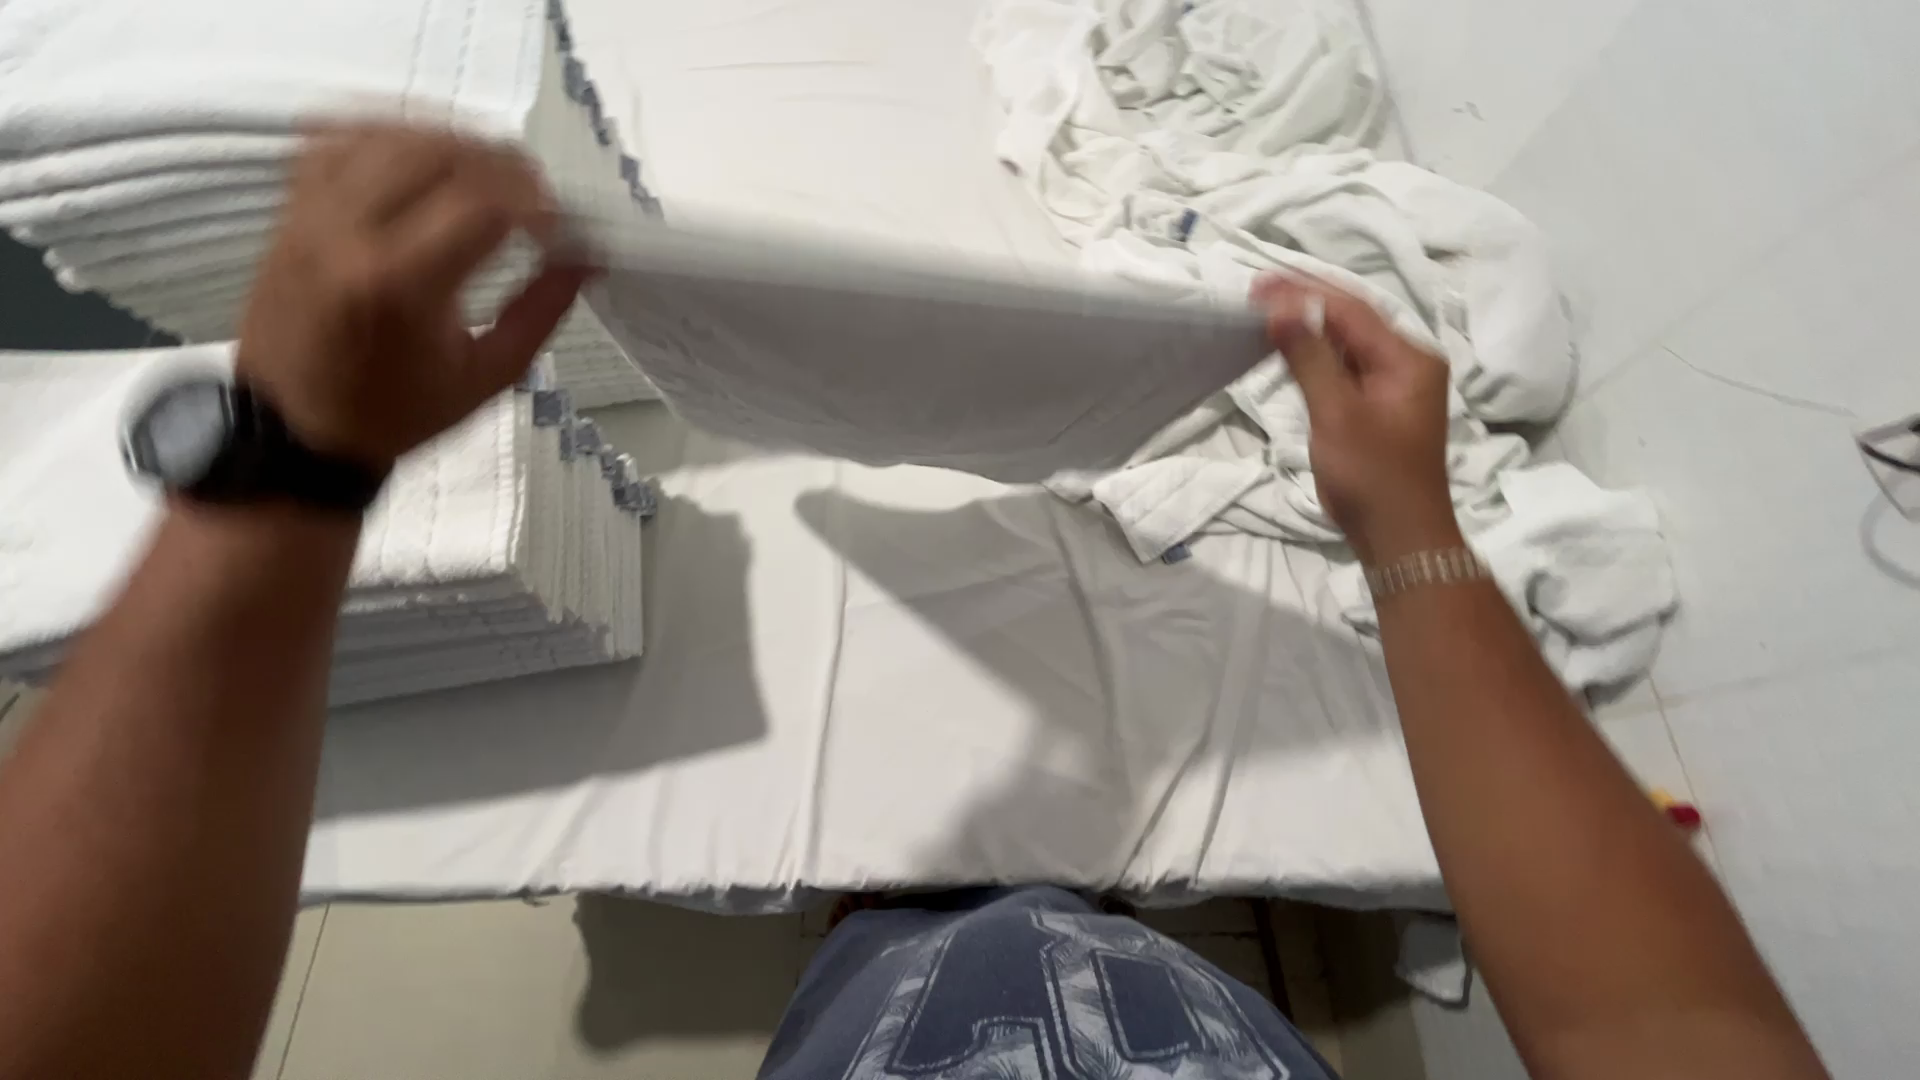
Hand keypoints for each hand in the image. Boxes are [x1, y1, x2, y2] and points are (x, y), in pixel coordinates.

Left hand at [235, 123, 593, 469]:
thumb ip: (543, 311)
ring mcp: (311, 211)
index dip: (538, 203)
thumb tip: (586, 259)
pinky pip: (340, 135)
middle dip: (505, 167)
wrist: (296, 424)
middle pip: (438, 153)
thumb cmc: (401, 411)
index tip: (566, 227)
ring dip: (457, 143)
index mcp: (402, 285)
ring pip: (390, 132)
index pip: (483, 204)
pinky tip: (432, 158)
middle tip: (541, 200)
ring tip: (495, 177)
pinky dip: (396, 133)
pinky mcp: (292, 203)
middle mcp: (348, 233)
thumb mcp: (491, 374)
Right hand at [1252, 273, 1459, 563]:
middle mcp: (1407, 363)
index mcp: (1407, 358)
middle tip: (1257, 290)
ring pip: (1348, 342)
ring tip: (1266, 313)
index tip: (1258, 284)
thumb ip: (1310, 358)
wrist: (1399, 534)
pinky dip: (1316, 354)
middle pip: (1352, 320)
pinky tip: (1290, 350)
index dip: (1303, 293)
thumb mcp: (1337, 414)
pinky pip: (1345, 367)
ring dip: (1308, 326)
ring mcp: (1394, 385)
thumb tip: (1283, 310)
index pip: (1350, 310)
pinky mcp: (1378, 406)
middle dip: (1306, 301)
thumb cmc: (1370, 476)